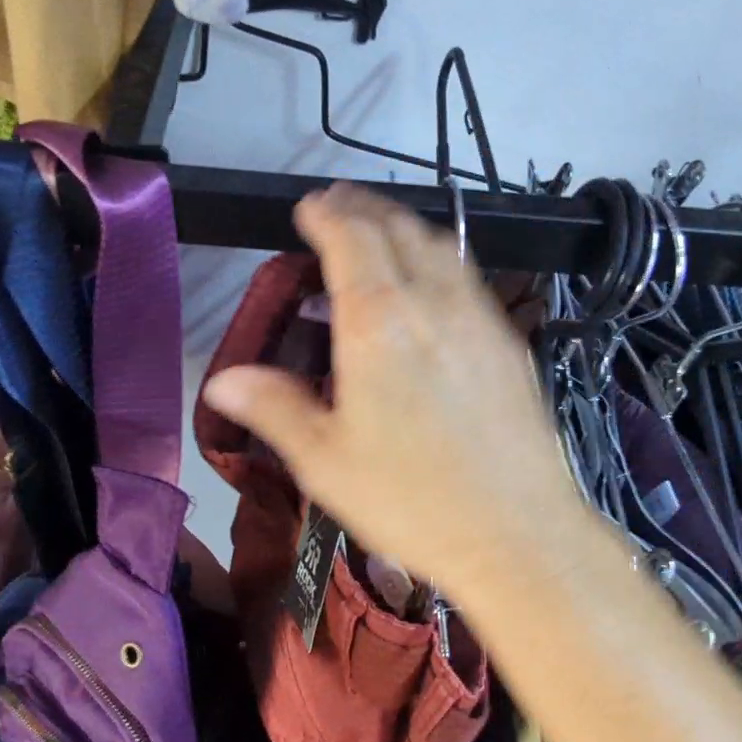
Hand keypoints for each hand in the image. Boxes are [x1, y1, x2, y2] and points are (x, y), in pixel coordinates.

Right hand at [202, 183, 591, 590]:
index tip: (308, 208)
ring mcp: (481, 319)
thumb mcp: (325, 462)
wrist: (518, 534)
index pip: (350, 239)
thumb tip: (223, 379)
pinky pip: (469, 279)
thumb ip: (273, 408)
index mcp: (379, 322)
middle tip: (337, 209)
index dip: (325, 215)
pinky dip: (438, 261)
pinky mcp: (510, 344)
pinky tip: (431, 291)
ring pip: (441, 247)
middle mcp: (434, 303)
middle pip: (398, 229)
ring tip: (380, 235)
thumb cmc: (411, 501)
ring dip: (404, 228)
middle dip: (363, 209)